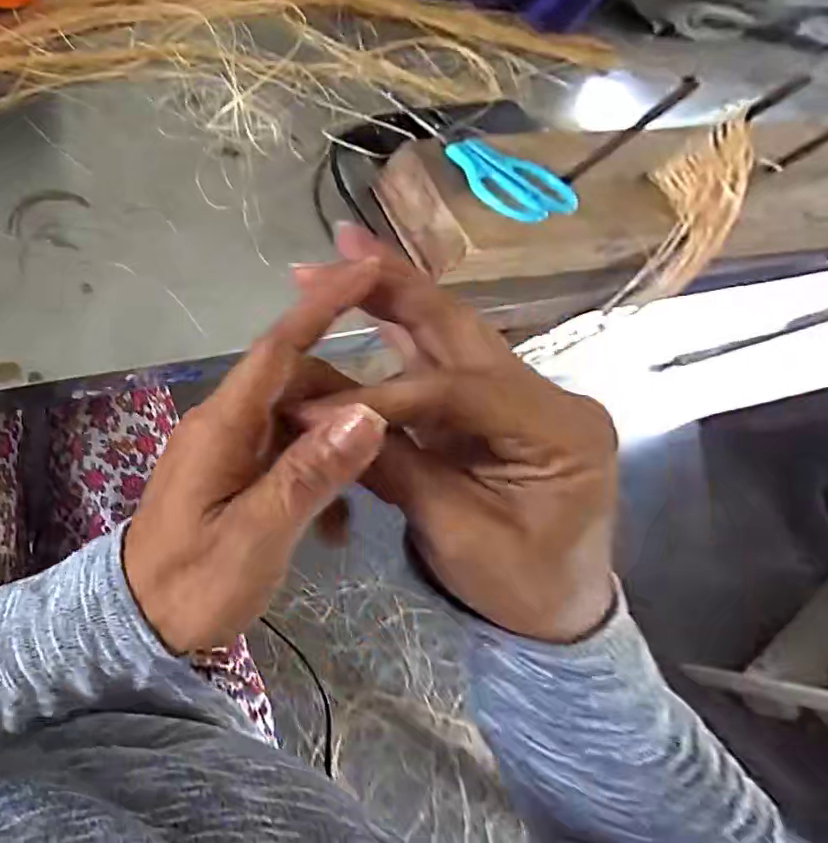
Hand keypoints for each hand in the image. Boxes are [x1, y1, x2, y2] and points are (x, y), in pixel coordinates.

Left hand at [124, 260, 390, 654]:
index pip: (273, 353)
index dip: (317, 308)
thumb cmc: (195, 579)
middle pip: (290, 386)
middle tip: (392, 448)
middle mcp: (217, 425)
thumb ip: (308, 474)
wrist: (143, 612)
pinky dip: (313, 477)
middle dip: (344, 404)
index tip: (360, 268)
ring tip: (357, 513)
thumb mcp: (259, 534)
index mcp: (220, 427)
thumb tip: (365, 413)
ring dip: (332, 453)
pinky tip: (334, 527)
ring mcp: (219, 448)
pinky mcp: (225, 472)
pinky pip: (279, 454)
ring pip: (291, 422)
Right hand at [298, 224, 619, 643]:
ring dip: (387, 288)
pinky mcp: (480, 399)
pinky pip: (429, 350)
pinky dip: (391, 318)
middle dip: (390, 285)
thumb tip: (311, 418)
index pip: (448, 390)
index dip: (371, 395)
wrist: (554, 607)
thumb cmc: (516, 578)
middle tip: (332, 254)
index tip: (303, 410)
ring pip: (443, 326)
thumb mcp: (454, 530)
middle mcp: (539, 394)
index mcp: (554, 429)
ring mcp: (510, 392)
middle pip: (457, 326)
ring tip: (343, 251)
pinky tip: (361, 291)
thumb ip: (389, 463)